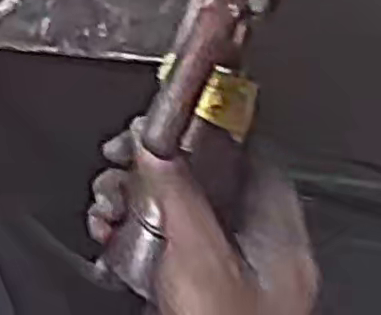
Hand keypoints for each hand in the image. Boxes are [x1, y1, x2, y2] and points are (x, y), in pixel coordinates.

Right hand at [88, 125, 317, 314]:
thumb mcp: (197, 251)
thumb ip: (176, 190)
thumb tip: (152, 139)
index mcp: (274, 235)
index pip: (255, 159)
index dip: (215, 129)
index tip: (172, 111)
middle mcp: (250, 241)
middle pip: (197, 174)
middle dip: (146, 162)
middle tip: (119, 160)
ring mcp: (219, 256)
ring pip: (165, 196)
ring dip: (124, 191)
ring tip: (106, 208)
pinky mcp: (187, 268)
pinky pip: (150, 223)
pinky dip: (121, 218)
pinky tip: (106, 227)